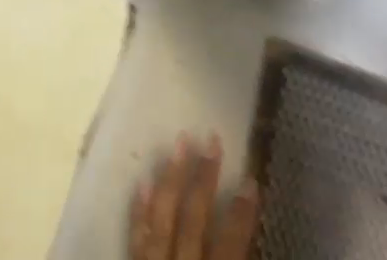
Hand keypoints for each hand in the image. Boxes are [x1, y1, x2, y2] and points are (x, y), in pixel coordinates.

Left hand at [130, 133, 260, 259]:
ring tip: (178, 143)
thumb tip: (246, 232)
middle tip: (212, 138)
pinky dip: (139, 210)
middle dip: (204, 177)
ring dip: (171, 178)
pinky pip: (136, 236)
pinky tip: (143, 181)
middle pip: (194, 217)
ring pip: (163, 217)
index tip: (250, 178)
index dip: (242, 211)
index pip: (232, 240)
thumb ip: (239, 256)